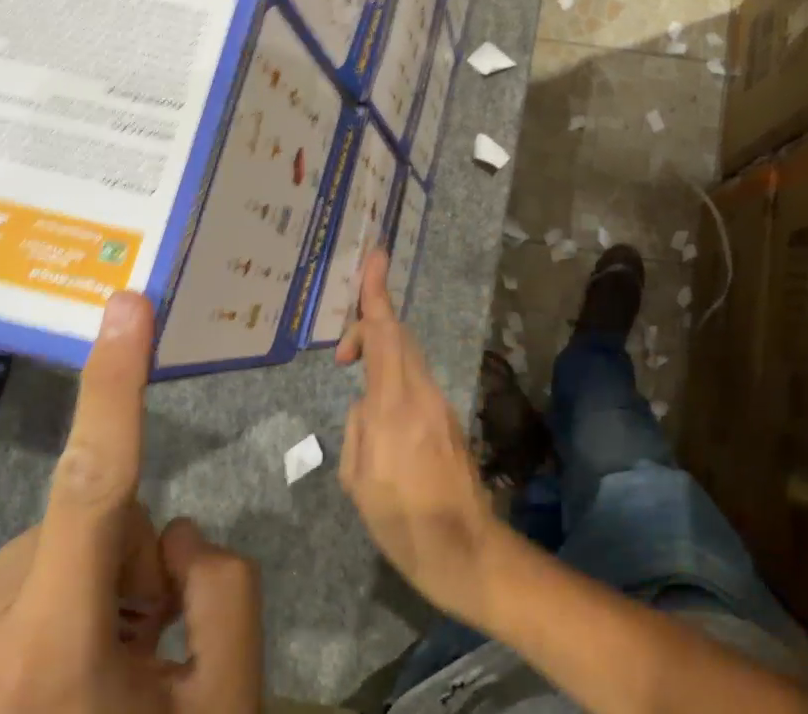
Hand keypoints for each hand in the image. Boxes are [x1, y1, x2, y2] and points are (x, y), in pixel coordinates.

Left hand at [0, 294, 261, 713]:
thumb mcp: (227, 699)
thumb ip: (227, 587)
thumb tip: (170, 532)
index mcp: (52, 650)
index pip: (95, 482)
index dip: (116, 384)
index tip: (126, 303)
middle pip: (84, 525)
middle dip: (128, 560)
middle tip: (142, 645)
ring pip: (43, 552)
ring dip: (85, 587)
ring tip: (90, 674)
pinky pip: (3, 585)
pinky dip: (42, 608)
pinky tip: (45, 681)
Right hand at [337, 249, 507, 623]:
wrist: (464, 549)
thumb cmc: (403, 523)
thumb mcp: (359, 481)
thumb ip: (358, 430)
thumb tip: (366, 404)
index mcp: (396, 407)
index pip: (387, 335)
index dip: (378, 294)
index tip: (376, 257)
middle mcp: (423, 396)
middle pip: (402, 339)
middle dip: (372, 326)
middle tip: (342, 350)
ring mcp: (440, 407)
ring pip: (411, 359)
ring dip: (384, 352)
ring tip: (354, 368)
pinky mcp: (448, 422)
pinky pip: (416, 383)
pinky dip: (394, 376)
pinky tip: (378, 404)